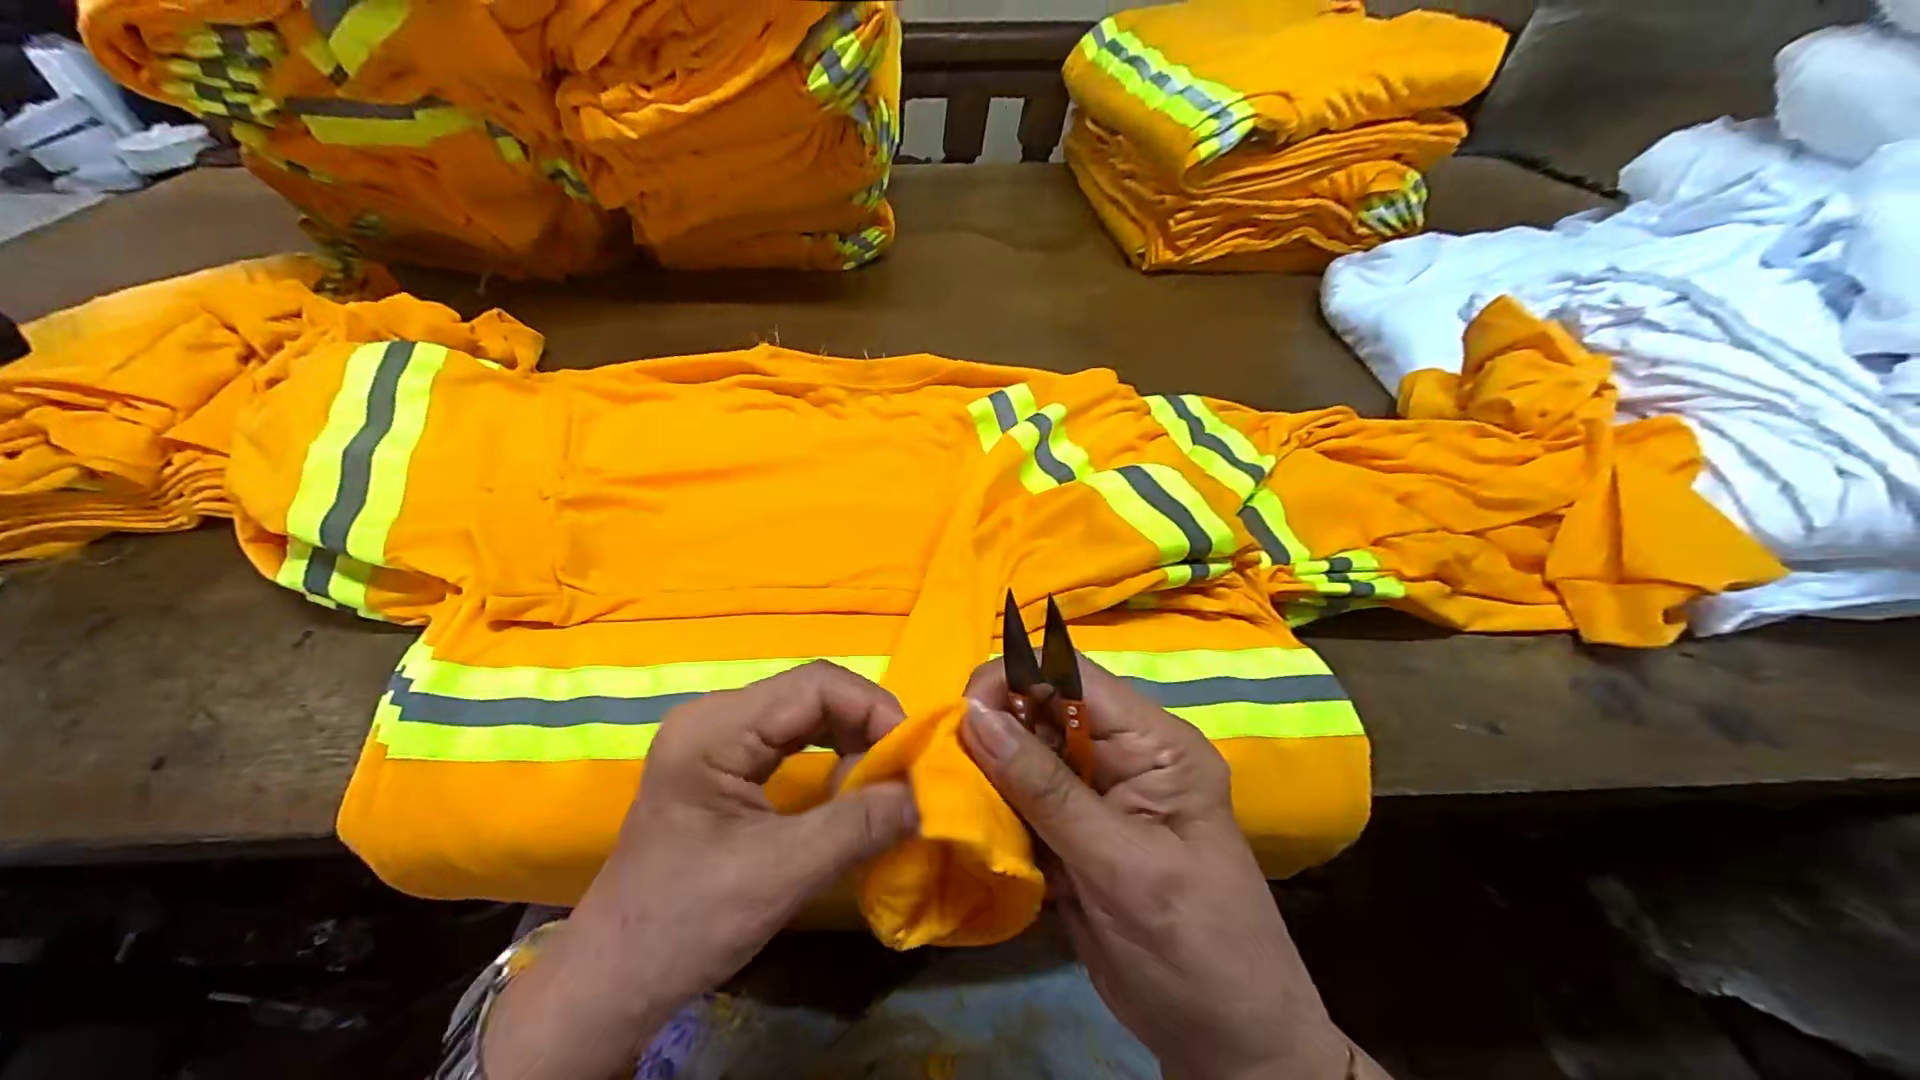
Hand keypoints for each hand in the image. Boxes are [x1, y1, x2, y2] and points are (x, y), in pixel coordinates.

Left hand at [483, 662, 918, 1079]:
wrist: (616, 977)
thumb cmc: (688, 922)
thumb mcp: (782, 873)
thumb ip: (859, 825)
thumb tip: (925, 793)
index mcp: (714, 728)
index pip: (815, 685)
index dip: (873, 709)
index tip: (911, 756)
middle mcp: (714, 716)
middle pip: (812, 693)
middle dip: (866, 726)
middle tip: (903, 770)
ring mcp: (715, 736)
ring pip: (806, 713)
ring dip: (852, 740)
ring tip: (880, 781)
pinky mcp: (723, 760)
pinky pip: (792, 738)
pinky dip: (830, 754)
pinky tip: (848, 784)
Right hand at [961, 659, 1369, 1079]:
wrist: (1228, 1041)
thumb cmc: (1192, 948)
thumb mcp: (1118, 866)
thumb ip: (1044, 789)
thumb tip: (974, 715)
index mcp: (1154, 743)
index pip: (1074, 676)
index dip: (1015, 679)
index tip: (964, 718)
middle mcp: (1124, 752)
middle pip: (1043, 706)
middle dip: (994, 725)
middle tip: (951, 764)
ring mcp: (1098, 791)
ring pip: (1026, 749)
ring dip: (988, 768)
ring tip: (958, 797)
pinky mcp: (1075, 826)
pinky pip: (1023, 794)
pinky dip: (995, 805)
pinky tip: (978, 826)